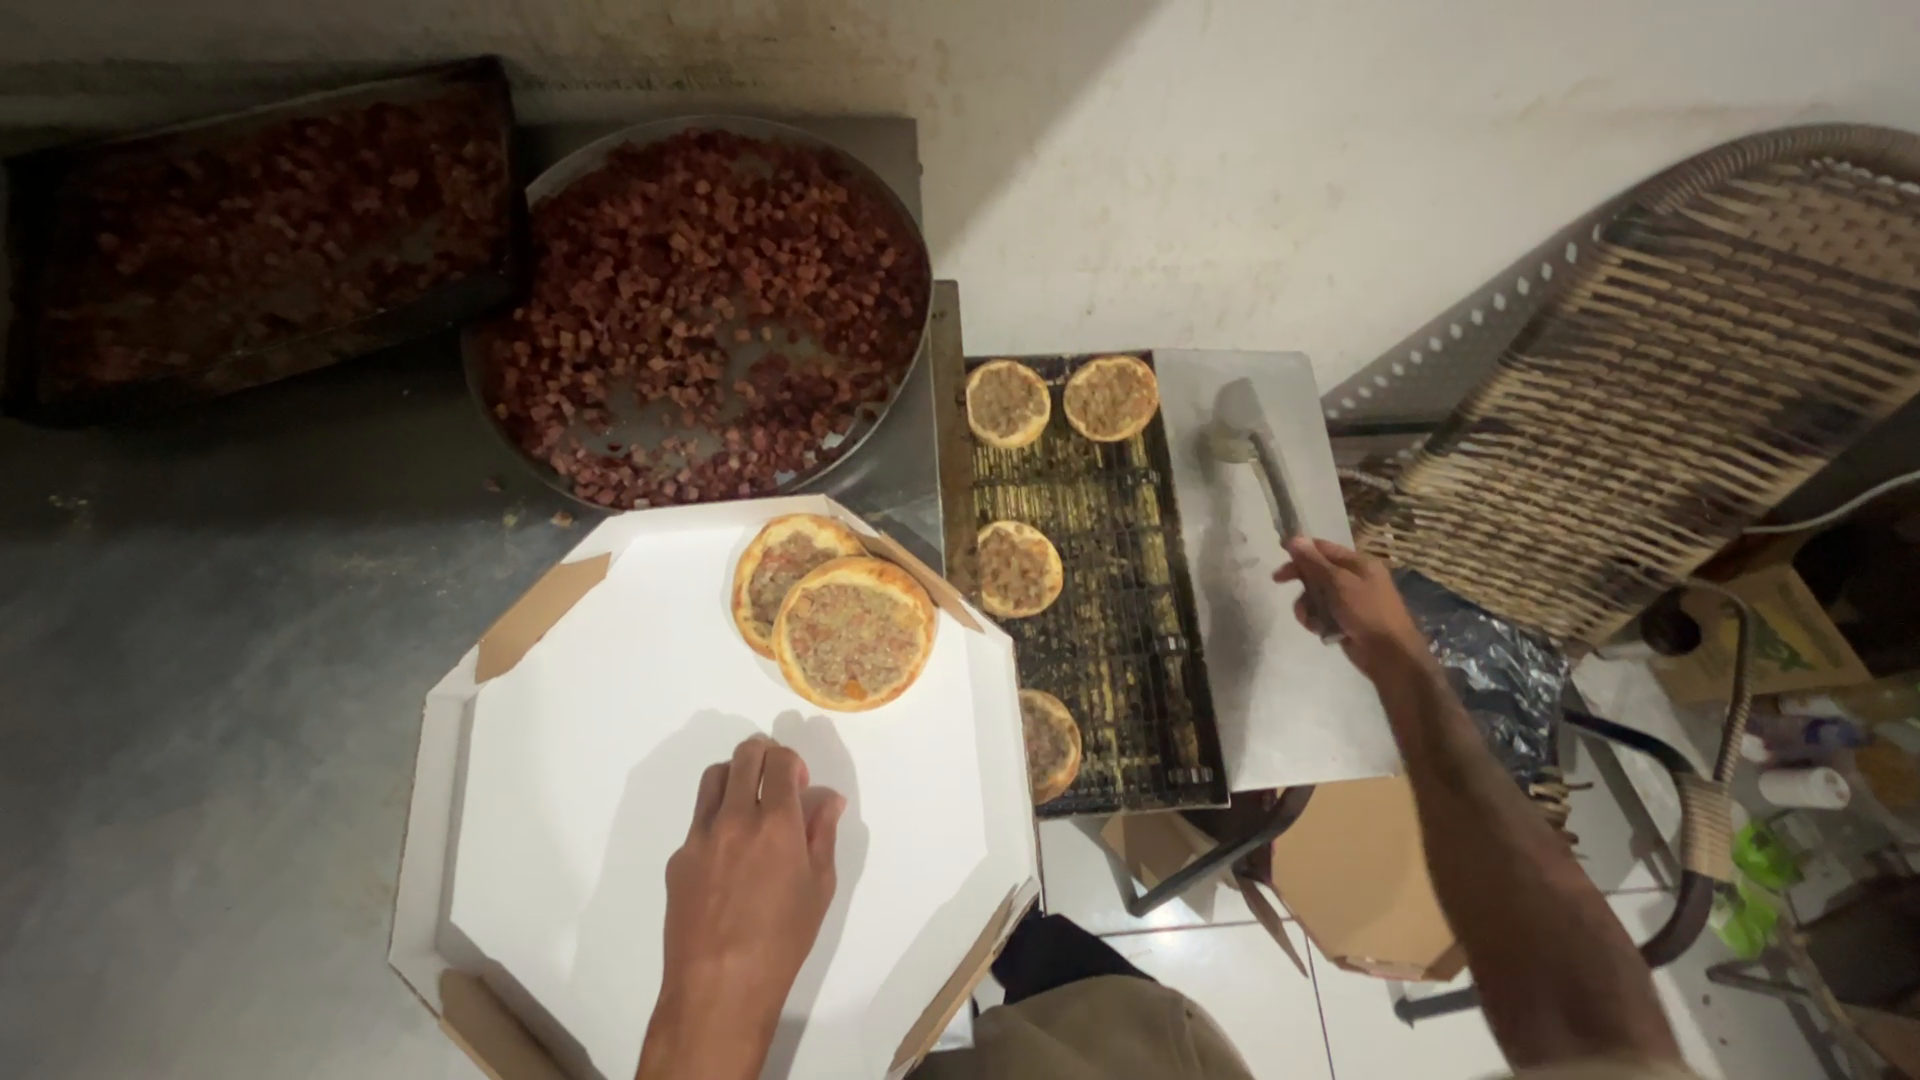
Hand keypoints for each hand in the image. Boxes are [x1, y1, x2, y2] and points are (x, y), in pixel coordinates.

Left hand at [638, 735, 845, 1079]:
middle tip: (777, 779)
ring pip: (714, 776)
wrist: (719, 986)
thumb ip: (822, 832)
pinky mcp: (677, 858)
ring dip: (737, 775)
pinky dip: (717, 816)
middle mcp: (735, 818)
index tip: (800, 782)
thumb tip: (827, 799)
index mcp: (776, 823)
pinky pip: (699, 818)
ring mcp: (700, 836)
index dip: (793, 760)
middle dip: (765, 754)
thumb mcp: (820, 886)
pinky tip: (730, 853)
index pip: (781, 760)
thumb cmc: (782, 940)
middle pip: (745, 756)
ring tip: (750, 802)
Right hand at [1274, 537, 1430, 678]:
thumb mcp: (1339, 583)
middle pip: (1317, 571)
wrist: (1388, 653)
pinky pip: (1320, 613)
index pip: (1323, 548)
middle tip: (1278, 580)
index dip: (1301, 549)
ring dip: (1307, 605)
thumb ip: (1314, 562)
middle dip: (1301, 579)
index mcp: (1359, 564)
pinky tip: (1319, 629)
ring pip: (1314, 594)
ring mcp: (1349, 600)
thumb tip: (1294, 538)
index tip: (1280, 554)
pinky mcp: (1343, 619)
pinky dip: (1315, 619)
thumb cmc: (1366, 611)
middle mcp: (1354, 578)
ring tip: (1312, 618)